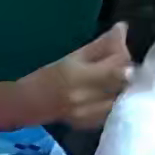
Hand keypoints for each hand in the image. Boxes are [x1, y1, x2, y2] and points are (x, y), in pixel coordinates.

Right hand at [0, 23, 133, 130]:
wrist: (26, 105)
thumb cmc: (44, 77)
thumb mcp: (71, 57)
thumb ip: (100, 46)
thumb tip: (122, 29)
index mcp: (80, 76)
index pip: (117, 66)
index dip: (124, 53)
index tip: (120, 43)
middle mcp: (87, 97)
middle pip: (124, 83)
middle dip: (127, 69)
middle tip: (121, 61)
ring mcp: (90, 115)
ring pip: (122, 98)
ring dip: (124, 86)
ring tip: (116, 77)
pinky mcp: (91, 125)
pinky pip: (114, 110)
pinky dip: (115, 100)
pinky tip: (109, 93)